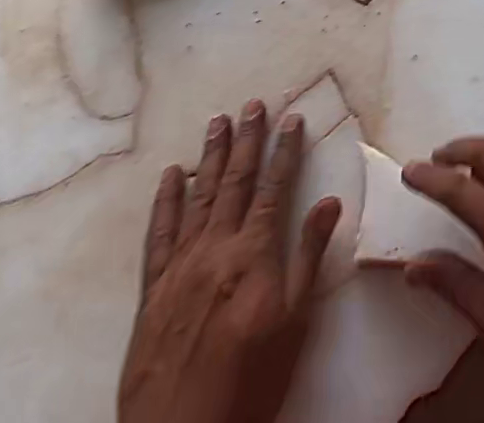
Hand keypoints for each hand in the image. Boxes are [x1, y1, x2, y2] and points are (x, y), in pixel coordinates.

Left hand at [118, 101, 341, 422]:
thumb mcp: (295, 321)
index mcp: (253, 254)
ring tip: (218, 121)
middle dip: (246, 140)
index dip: (284, 151)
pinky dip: (166, 199)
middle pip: (233, 182)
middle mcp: (214, 247)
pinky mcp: (153, 287)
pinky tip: (170, 175)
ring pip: (197, 196)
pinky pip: (159, 232)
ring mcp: (180, 264)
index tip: (292, 120)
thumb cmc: (251, 378)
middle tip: (252, 105)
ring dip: (209, 155)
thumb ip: (309, 256)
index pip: (273, 188)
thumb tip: (329, 201)